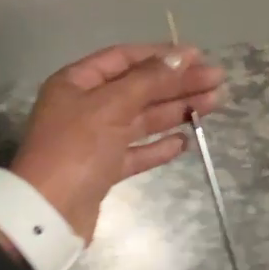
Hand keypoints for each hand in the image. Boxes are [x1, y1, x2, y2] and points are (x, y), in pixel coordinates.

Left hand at [7, 43, 224, 241]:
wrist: (49, 213)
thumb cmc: (76, 148)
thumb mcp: (111, 106)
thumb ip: (147, 81)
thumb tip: (179, 57)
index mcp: (76, 82)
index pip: (123, 58)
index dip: (160, 56)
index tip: (197, 57)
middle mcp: (84, 106)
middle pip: (137, 88)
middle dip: (176, 84)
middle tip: (218, 81)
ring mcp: (93, 139)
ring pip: (140, 119)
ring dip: (174, 111)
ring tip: (213, 104)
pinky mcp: (103, 170)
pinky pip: (135, 151)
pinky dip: (158, 146)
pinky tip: (184, 141)